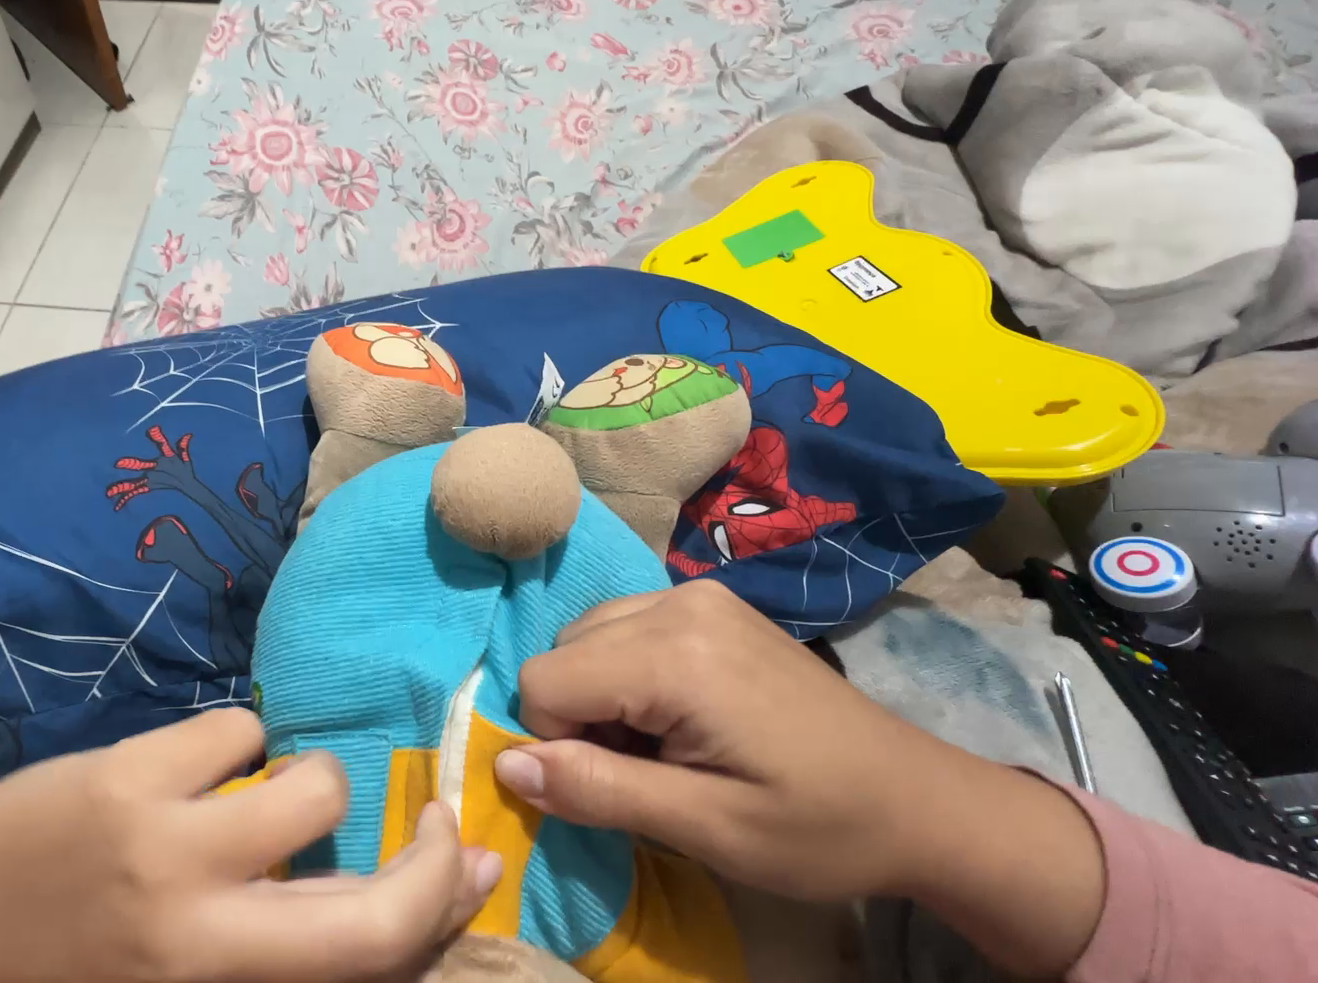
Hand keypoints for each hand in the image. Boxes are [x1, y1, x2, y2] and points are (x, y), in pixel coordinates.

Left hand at [0, 708, 501, 982]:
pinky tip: (192, 766)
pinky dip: (232, 744)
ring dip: (308, 781)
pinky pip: (233, 731)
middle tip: (433, 817)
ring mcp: (167, 851)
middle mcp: (208, 938)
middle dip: (430, 854)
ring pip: (311, 783)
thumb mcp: (190, 974)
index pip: (372, 961)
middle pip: (370, 905)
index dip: (446, 906)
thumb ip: (280, 938)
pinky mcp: (126, 780)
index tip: (473, 860)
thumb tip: (372, 878)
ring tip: (261, 794)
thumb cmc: (76, 971)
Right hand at [492, 580, 1104, 975]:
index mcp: (676, 654)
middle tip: (649, 765)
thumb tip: (504, 765)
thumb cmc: (817, 827)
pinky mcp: (707, 598)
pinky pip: (621, 624)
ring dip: (600, 690)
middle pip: (562, 651)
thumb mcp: (707, 829)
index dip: (560, 740)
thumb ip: (598, 790)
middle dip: (581, 714)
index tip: (619, 781)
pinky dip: (624, 669)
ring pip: (585, 634)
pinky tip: (677, 707)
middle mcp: (677, 602)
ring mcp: (695, 592)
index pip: (545, 680)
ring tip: (665, 739)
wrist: (917, 796)